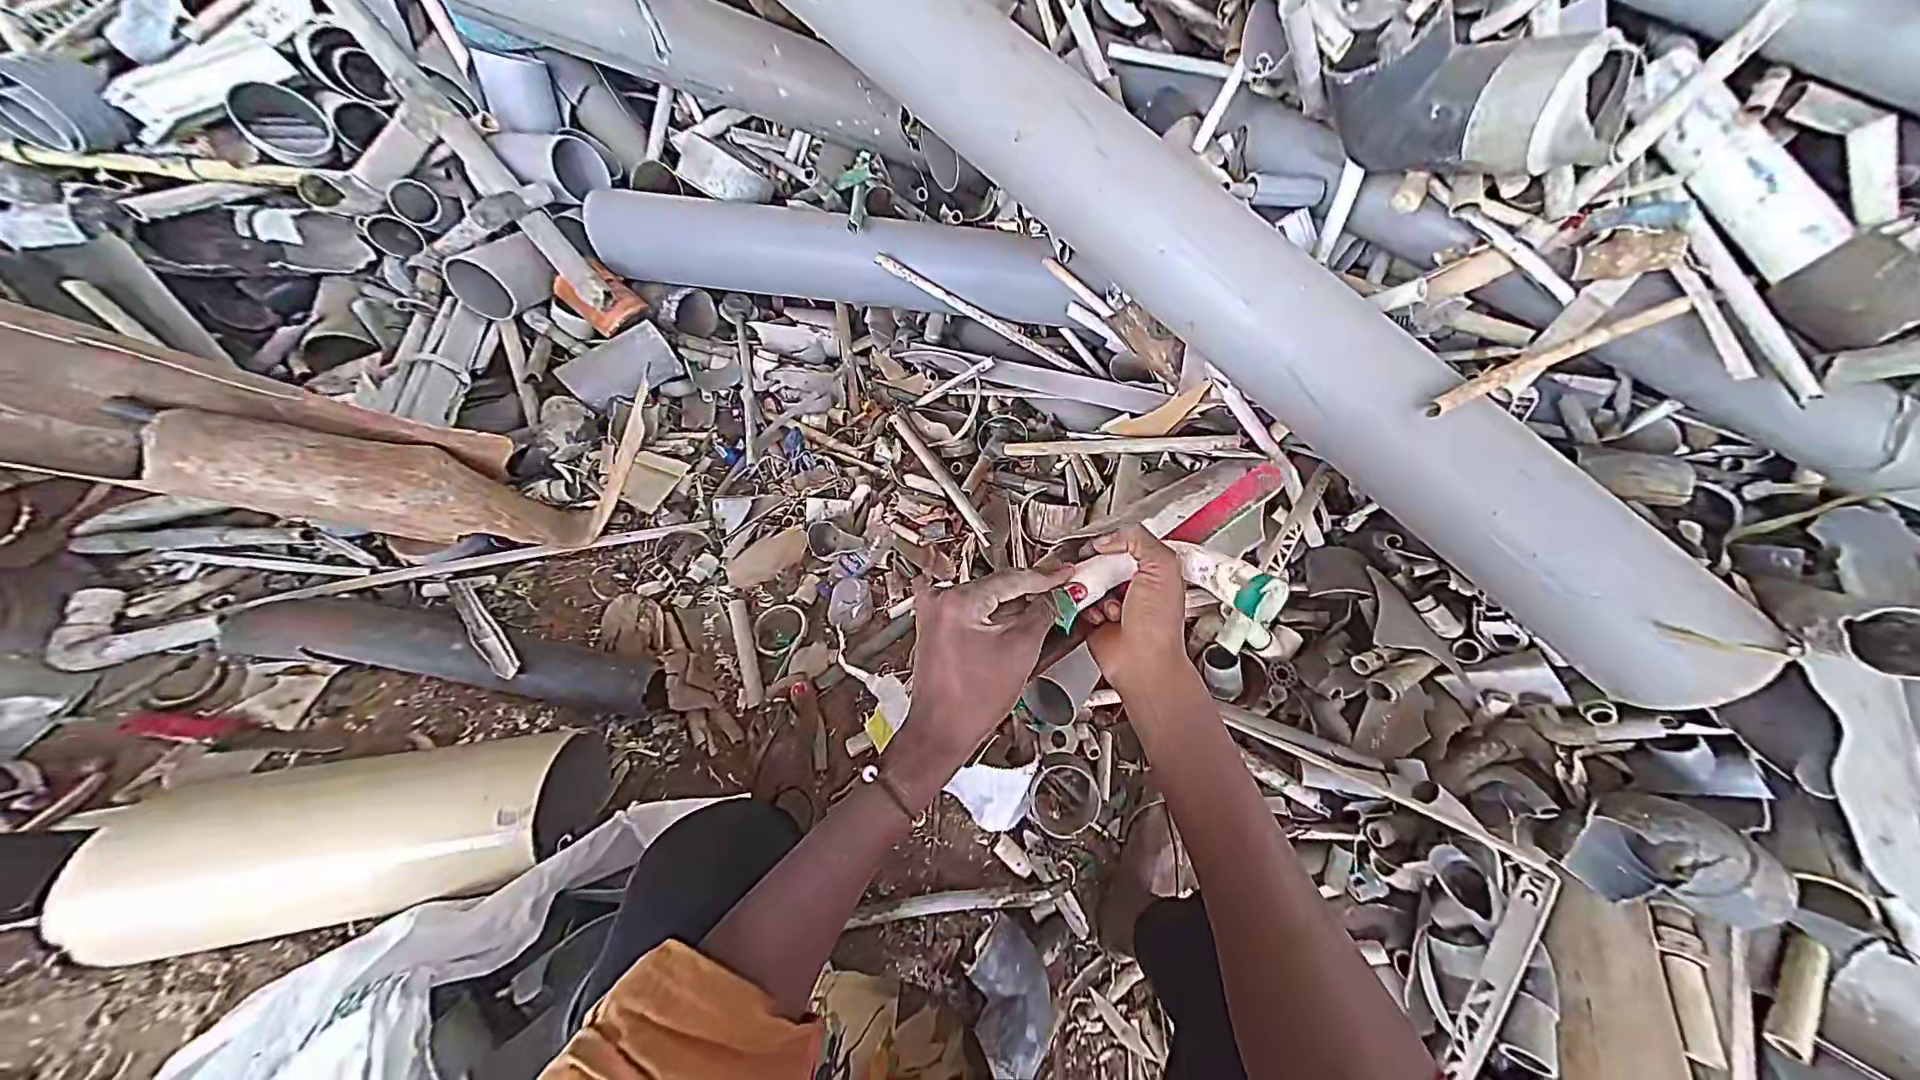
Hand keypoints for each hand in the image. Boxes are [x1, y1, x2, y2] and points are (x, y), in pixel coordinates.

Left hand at [887, 566, 1072, 802]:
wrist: (942, 730)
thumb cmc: (969, 703)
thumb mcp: (1020, 651)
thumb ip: (1043, 614)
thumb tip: (1055, 596)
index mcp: (958, 601)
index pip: (1011, 579)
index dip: (1046, 577)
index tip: (1065, 574)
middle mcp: (940, 600)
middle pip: (997, 585)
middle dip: (1031, 590)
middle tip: (1061, 587)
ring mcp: (934, 612)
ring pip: (986, 597)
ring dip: (1015, 603)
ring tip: (1044, 604)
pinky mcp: (935, 626)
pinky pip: (973, 610)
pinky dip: (995, 613)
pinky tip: (1016, 616)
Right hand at [1079, 527, 1188, 687]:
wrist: (1142, 663)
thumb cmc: (1159, 626)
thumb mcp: (1161, 567)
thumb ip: (1139, 540)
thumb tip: (1108, 538)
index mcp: (1154, 570)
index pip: (1127, 543)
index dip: (1112, 542)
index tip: (1101, 546)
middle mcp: (1133, 585)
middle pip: (1103, 562)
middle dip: (1097, 566)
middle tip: (1099, 572)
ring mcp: (1113, 602)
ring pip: (1088, 581)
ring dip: (1092, 589)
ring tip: (1104, 602)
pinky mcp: (1094, 618)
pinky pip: (1078, 602)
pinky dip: (1084, 607)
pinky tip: (1099, 616)